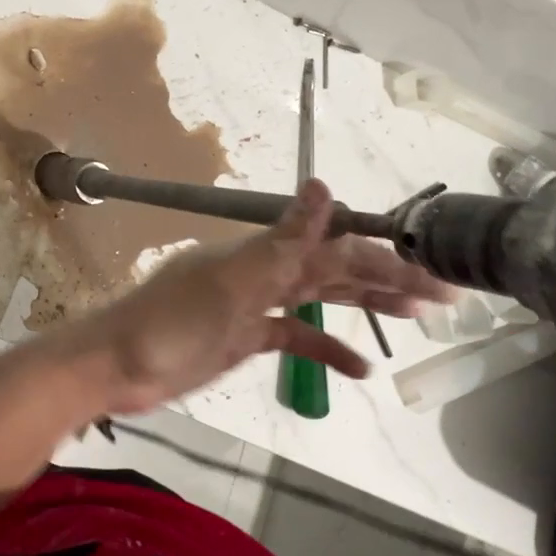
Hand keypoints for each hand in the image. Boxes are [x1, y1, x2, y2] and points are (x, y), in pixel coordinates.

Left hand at [57, 179, 455, 415]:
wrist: (112, 368)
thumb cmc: (166, 324)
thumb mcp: (228, 284)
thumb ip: (280, 242)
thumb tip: (321, 185)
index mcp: (257, 253)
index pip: (331, 249)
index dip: (379, 256)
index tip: (429, 266)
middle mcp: (258, 272)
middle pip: (331, 271)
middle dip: (385, 280)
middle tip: (444, 296)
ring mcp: (251, 306)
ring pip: (318, 300)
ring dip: (363, 307)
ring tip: (417, 318)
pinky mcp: (242, 338)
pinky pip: (293, 338)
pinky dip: (325, 350)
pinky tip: (360, 369)